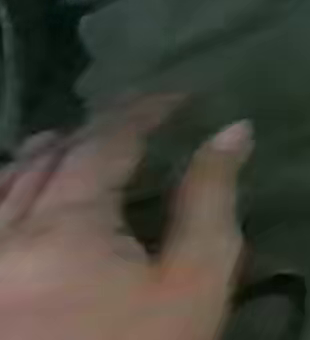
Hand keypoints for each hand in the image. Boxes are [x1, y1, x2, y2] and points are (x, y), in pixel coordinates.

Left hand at [0, 97, 251, 339]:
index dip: (142, 113)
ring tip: (63, 139)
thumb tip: (233, 129)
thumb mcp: (198, 268)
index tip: (183, 93)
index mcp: (58, 234)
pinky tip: (14, 193)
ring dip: (31, 162)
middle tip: (137, 108)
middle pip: (38, 169)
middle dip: (89, 132)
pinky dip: (0, 197)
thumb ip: (210, 194)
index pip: (101, 149)